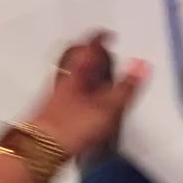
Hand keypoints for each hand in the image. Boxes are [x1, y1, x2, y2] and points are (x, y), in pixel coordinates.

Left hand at [27, 32, 148, 156]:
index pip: (89, 46)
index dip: (100, 37)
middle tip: (102, 50)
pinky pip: (69, 93)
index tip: (108, 34)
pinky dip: (81, 91)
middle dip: (91, 54)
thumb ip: (127, 86)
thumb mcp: (108, 107)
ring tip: (97, 76)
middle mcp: (65, 79)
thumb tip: (142, 64)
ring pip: (73, 76)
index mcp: (78, 72)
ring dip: (86, 72)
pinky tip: (86, 103)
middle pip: (78, 58)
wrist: (41, 149)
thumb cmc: (71, 125)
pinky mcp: (54, 112)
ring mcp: (58, 95)